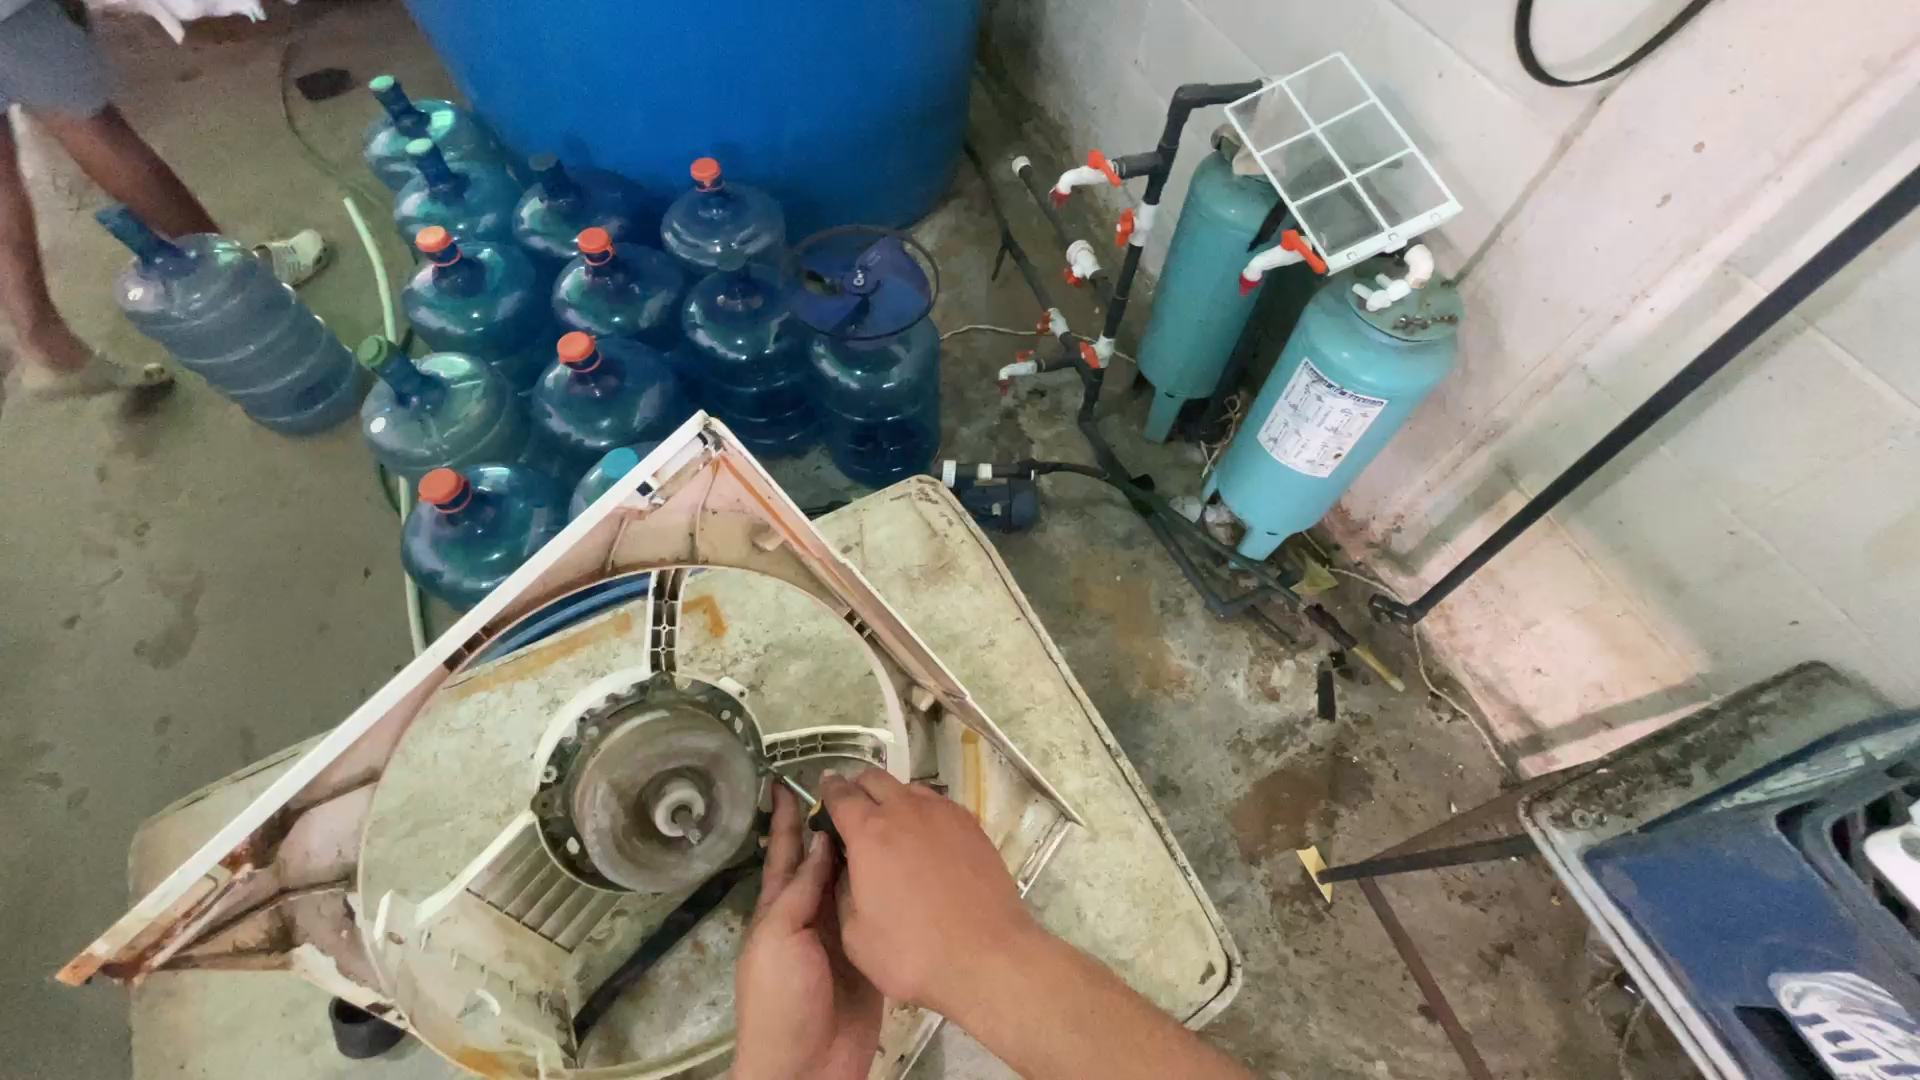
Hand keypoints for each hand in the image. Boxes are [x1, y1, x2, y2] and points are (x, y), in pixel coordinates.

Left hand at [733, 785, 882, 1079]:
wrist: (809, 1067)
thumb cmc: (781, 998)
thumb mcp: (778, 938)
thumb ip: (801, 889)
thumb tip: (822, 838)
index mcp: (780, 905)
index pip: (785, 850)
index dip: (786, 817)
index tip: (787, 780)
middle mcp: (811, 910)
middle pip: (822, 857)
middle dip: (831, 822)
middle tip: (855, 784)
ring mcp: (841, 929)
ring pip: (852, 877)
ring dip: (862, 847)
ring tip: (882, 811)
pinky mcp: (869, 947)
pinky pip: (875, 907)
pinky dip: (884, 881)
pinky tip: (902, 859)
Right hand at [821, 768, 1042, 1014]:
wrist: (986, 956)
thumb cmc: (912, 952)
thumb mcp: (855, 933)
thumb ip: (843, 888)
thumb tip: (846, 866)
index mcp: (870, 832)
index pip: (841, 795)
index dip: (828, 791)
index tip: (824, 791)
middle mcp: (905, 809)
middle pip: (874, 779)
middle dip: (858, 788)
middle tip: (853, 810)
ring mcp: (942, 812)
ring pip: (908, 788)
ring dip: (892, 799)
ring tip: (891, 827)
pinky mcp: (970, 823)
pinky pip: (937, 805)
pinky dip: (922, 812)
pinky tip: (925, 840)